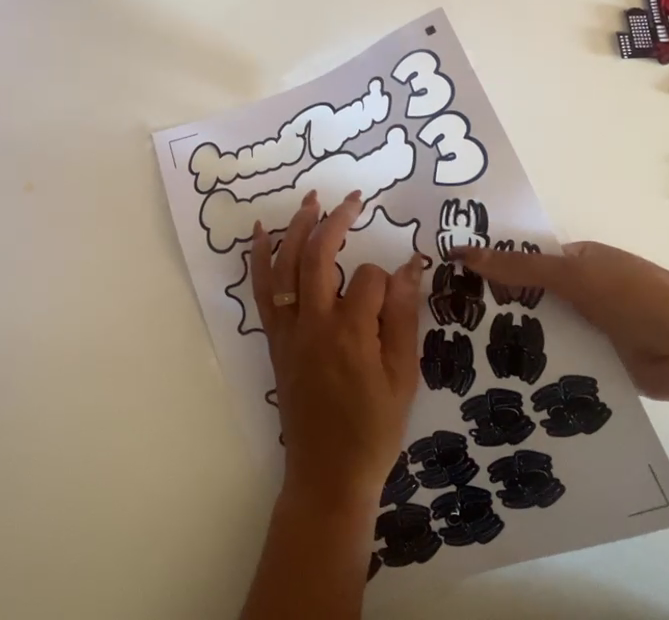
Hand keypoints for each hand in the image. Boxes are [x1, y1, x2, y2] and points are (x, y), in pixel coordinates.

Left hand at [250, 190, 424, 513]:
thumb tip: (409, 267)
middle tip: (353, 198)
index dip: (388, 279)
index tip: (401, 288)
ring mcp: (288, 328)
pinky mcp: (274, 338)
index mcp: (350, 331)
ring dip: (296, 228)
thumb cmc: (373, 428)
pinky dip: (259, 258)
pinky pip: (262, 289)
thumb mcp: (403, 377)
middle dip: (337, 221)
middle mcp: (313, 321)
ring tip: (309, 200)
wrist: (327, 470)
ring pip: (286, 264)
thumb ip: (402, 318)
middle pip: (320, 254)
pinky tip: (259, 233)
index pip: (370, 279)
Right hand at [460, 241, 668, 403]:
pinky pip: (557, 363)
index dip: (485, 267)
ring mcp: (589, 329)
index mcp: (577, 261)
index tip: (443, 281)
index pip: (521, 260)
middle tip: (439, 324)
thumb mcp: (577, 277)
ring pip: (539, 334)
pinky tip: (497, 382)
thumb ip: (522, 268)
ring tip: (457, 358)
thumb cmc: (640, 299)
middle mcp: (580, 292)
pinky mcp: (597, 364)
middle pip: (527, 299)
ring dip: (512, 344)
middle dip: (492, 309)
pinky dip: (535, 370)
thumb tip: (464, 252)